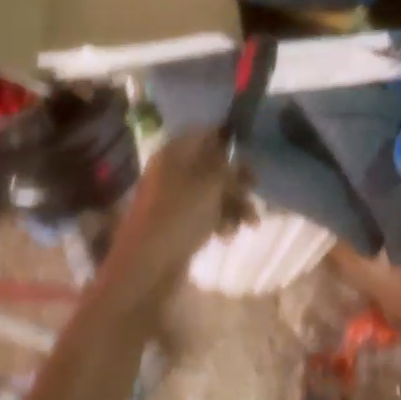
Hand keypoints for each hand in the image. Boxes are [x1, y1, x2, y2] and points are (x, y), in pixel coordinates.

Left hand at [100, 131, 238, 308]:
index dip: (228, 139)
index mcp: (174, 153)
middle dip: (236, 178)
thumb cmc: (179, 216)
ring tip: (250, 222)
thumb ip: (226, 166)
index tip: (251, 149)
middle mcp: (172, 171)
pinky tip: (228, 235)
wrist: (146, 266)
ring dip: (233, 204)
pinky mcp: (176, 224)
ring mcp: (173, 199)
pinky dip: (220, 220)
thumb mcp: (210, 184)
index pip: (204, 133)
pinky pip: (204, 214)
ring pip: (212, 192)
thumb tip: (234, 153)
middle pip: (211, 165)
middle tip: (254, 187)